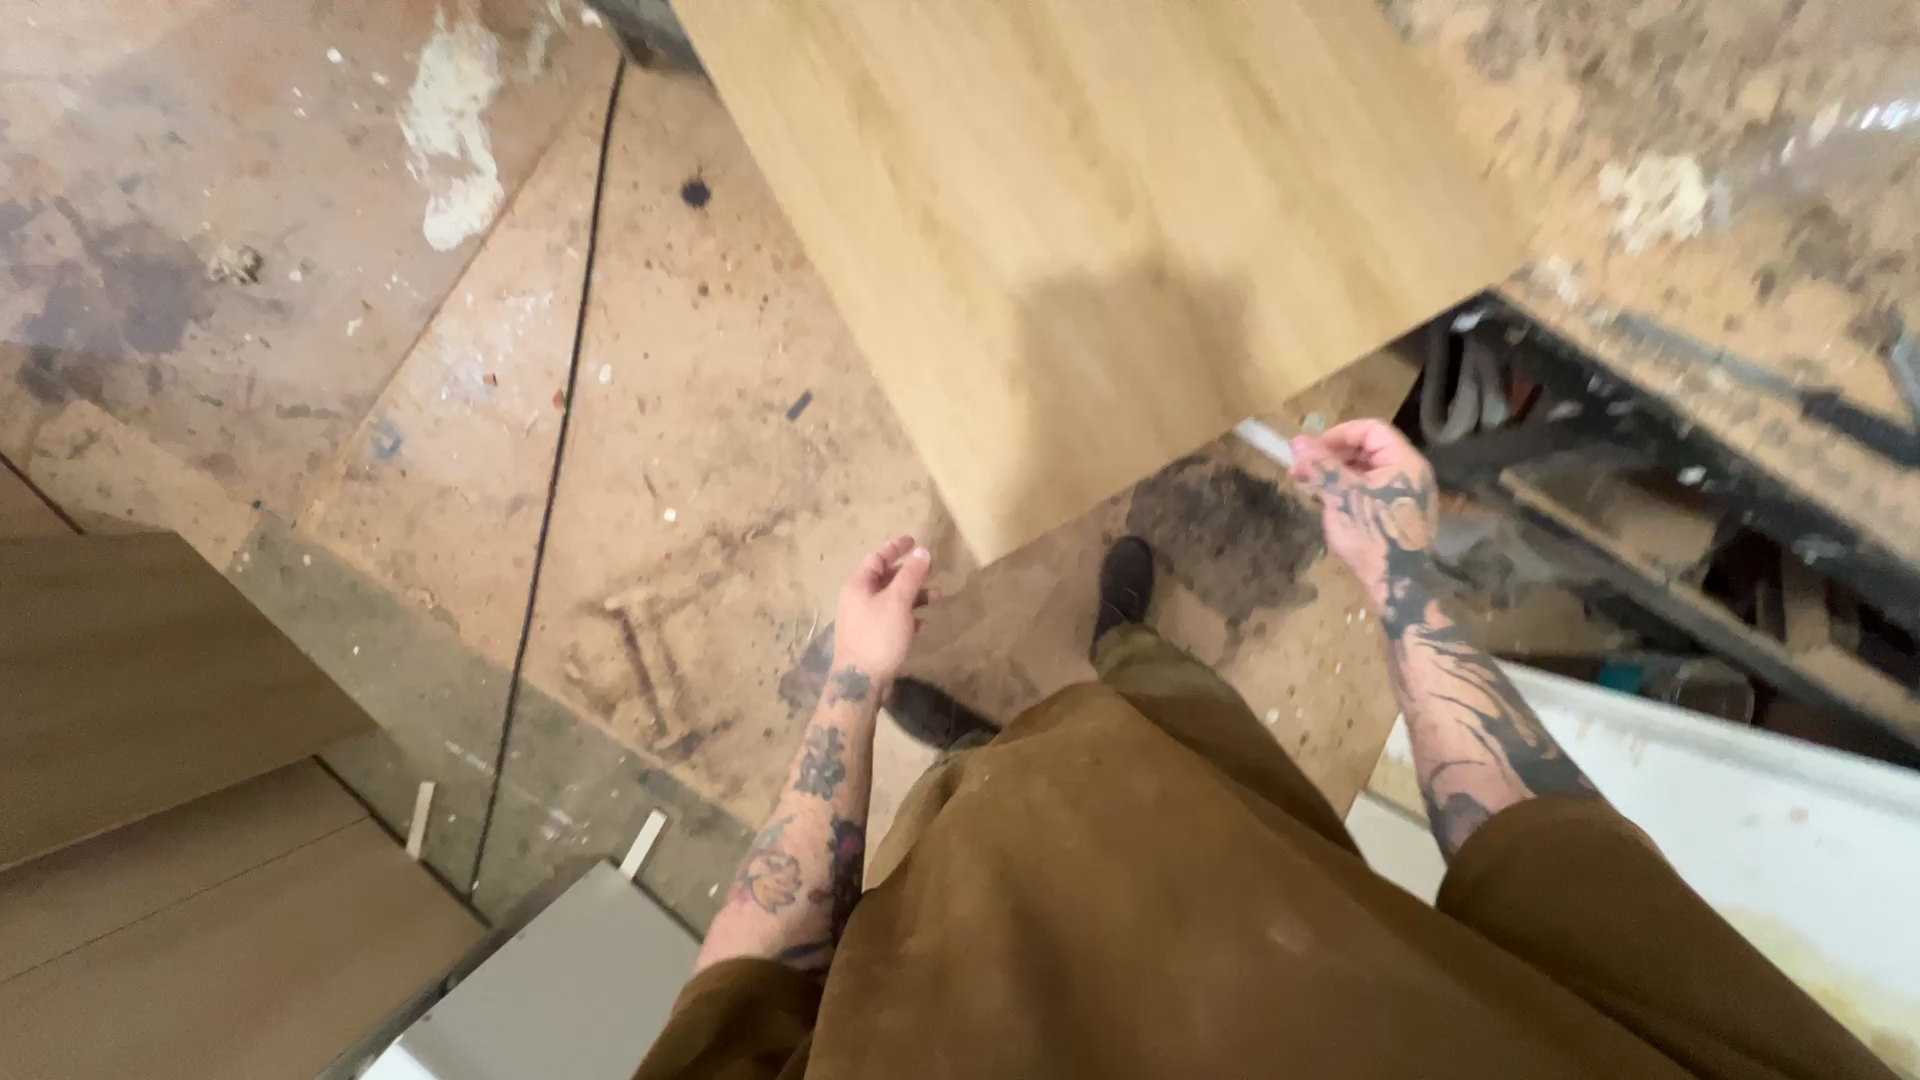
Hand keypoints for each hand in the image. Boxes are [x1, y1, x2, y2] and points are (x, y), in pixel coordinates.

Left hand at [831, 535, 935, 681]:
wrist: (861, 682)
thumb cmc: (878, 636)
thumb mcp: (897, 602)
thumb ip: (910, 575)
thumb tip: (922, 551)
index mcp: (858, 586)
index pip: (877, 558)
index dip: (896, 548)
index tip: (914, 540)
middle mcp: (858, 599)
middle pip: (885, 578)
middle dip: (910, 573)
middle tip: (931, 568)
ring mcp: (864, 620)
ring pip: (892, 599)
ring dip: (914, 595)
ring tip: (937, 596)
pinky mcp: (872, 638)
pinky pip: (892, 619)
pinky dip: (908, 616)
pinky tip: (923, 622)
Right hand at [1288, 420, 1437, 615]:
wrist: (1396, 582)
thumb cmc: (1372, 535)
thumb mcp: (1341, 497)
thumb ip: (1321, 466)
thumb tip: (1296, 440)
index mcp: (1403, 462)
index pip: (1370, 429)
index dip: (1337, 434)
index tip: (1309, 451)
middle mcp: (1408, 472)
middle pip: (1366, 448)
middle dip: (1330, 455)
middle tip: (1299, 470)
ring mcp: (1403, 493)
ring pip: (1364, 469)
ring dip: (1333, 472)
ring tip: (1306, 486)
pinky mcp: (1395, 511)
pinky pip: (1367, 488)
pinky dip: (1344, 488)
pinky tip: (1324, 501)